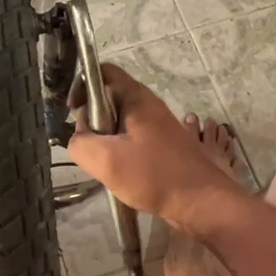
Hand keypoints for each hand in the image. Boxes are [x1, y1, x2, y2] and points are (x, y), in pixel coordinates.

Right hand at [68, 64, 247, 235]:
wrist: (202, 203)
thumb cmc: (155, 175)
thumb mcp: (106, 159)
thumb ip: (80, 143)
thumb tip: (79, 136)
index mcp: (137, 98)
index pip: (103, 72)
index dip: (82, 85)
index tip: (73, 111)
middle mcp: (148, 106)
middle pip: (108, 100)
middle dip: (92, 121)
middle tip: (89, 146)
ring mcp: (157, 126)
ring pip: (119, 123)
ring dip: (106, 141)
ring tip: (105, 165)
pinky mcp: (163, 146)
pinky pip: (132, 140)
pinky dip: (121, 153)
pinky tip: (122, 175)